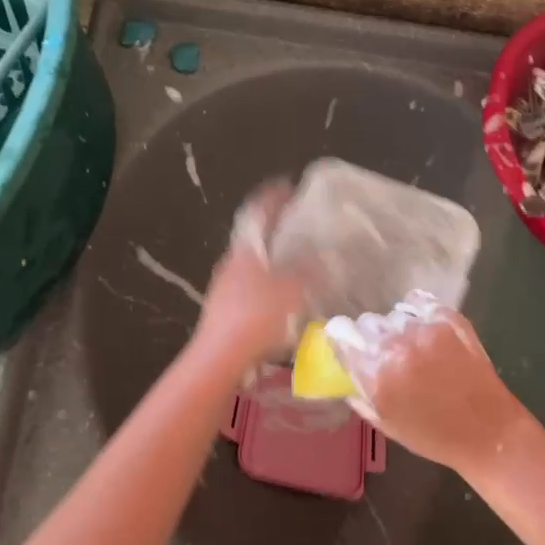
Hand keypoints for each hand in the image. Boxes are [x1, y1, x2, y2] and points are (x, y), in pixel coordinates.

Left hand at [192, 182, 303, 368]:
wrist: (220, 358)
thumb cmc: (258, 316)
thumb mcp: (294, 290)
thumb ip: (310, 272)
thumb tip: (323, 257)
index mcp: (245, 249)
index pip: (259, 212)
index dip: (274, 197)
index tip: (288, 186)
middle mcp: (231, 263)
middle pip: (254, 239)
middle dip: (275, 233)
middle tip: (298, 230)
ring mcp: (223, 288)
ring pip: (252, 267)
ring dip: (272, 264)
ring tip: (296, 269)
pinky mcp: (223, 312)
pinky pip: (250, 291)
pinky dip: (267, 289)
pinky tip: (282, 304)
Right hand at [326, 293, 527, 473]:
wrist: (487, 431)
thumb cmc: (434, 436)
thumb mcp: (387, 425)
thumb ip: (360, 395)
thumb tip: (345, 373)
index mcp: (376, 373)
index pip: (340, 331)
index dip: (341, 337)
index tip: (348, 345)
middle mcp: (396, 345)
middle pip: (367, 321)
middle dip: (371, 336)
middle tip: (387, 355)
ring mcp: (423, 328)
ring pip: (394, 313)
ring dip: (397, 328)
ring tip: (413, 347)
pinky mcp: (447, 318)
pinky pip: (418, 301)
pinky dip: (417, 312)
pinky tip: (424, 329)